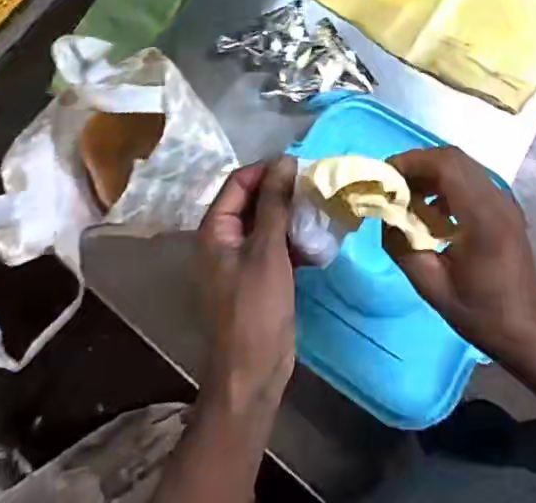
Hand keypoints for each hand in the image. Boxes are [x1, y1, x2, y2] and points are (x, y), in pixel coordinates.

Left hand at [196, 156, 298, 405]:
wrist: (252, 374)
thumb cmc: (255, 308)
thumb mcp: (267, 251)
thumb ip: (275, 204)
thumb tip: (284, 160)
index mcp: (215, 229)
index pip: (239, 182)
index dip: (267, 169)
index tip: (301, 164)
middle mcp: (223, 240)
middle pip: (252, 201)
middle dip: (281, 191)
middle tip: (316, 184)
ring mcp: (239, 260)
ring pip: (265, 223)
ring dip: (290, 214)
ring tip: (320, 206)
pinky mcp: (257, 278)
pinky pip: (274, 246)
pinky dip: (292, 238)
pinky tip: (317, 237)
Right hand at [384, 146, 535, 358]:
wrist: (531, 328)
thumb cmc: (483, 313)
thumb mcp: (432, 287)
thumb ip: (401, 247)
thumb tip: (385, 216)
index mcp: (482, 218)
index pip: (445, 166)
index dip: (411, 162)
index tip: (384, 178)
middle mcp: (497, 199)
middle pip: (452, 158)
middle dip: (416, 165)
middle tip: (391, 186)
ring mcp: (504, 200)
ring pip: (460, 165)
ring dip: (429, 172)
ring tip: (407, 197)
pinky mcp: (504, 205)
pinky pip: (469, 178)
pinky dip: (444, 182)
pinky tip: (431, 209)